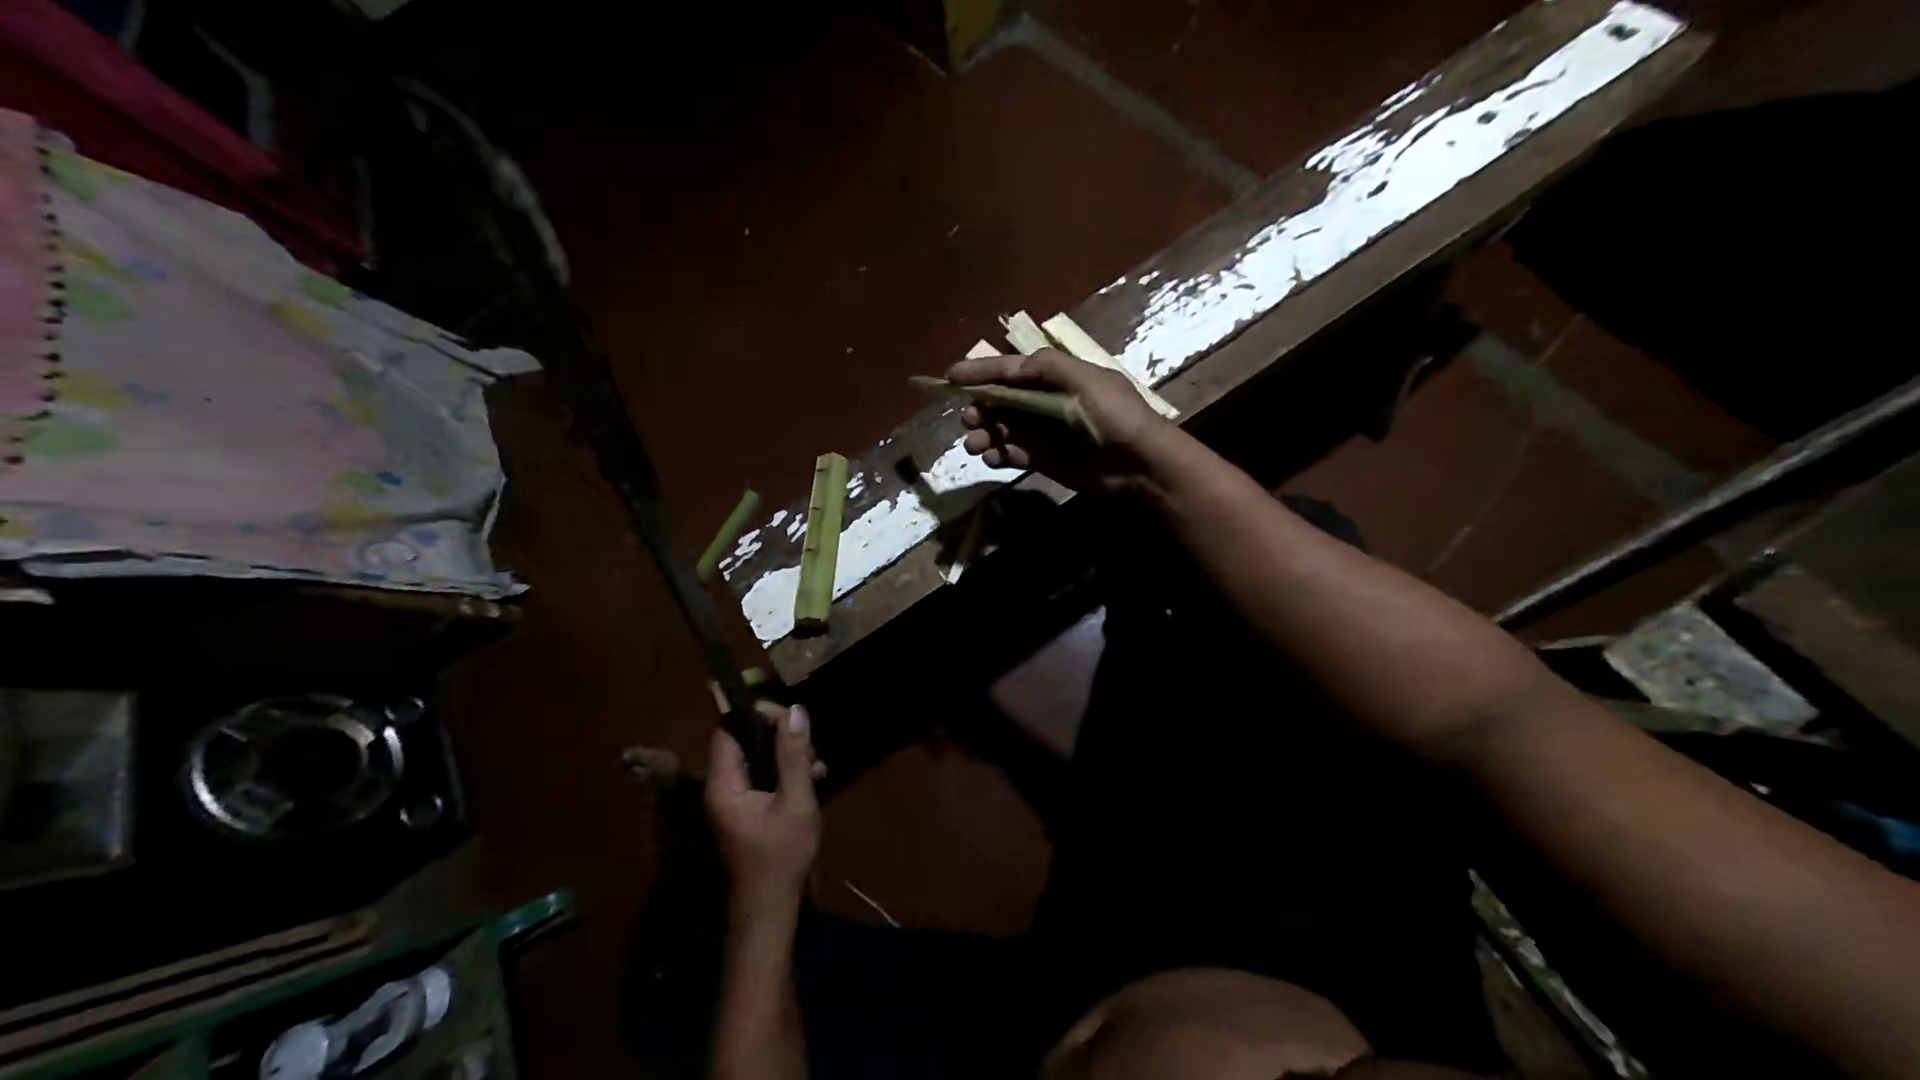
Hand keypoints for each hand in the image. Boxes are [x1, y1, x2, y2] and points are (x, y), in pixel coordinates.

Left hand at [705, 702, 821, 909]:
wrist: (771, 907)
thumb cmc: (781, 855)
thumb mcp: (795, 801)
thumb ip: (793, 755)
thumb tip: (795, 711)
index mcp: (724, 783)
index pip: (728, 729)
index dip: (757, 715)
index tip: (790, 720)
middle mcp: (722, 786)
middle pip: (745, 740)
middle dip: (780, 735)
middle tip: (811, 747)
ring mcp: (735, 798)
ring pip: (758, 756)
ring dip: (789, 755)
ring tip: (817, 767)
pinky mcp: (748, 808)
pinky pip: (764, 775)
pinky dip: (787, 772)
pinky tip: (814, 779)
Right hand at [945, 349, 1170, 494]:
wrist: (1140, 464)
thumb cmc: (1115, 415)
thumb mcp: (1085, 380)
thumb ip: (1046, 368)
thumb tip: (1009, 368)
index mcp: (1054, 377)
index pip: (1010, 369)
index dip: (980, 372)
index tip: (949, 378)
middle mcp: (1044, 402)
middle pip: (1000, 401)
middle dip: (979, 408)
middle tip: (968, 420)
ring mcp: (1043, 432)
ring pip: (1002, 429)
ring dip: (984, 435)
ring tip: (975, 445)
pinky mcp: (1044, 459)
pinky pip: (1012, 454)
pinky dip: (999, 456)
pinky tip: (993, 459)